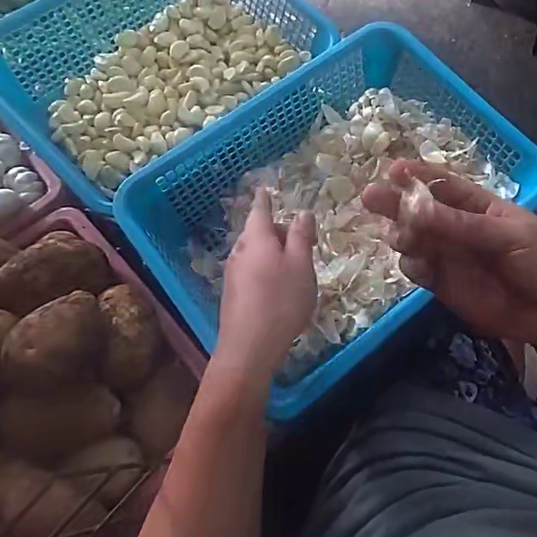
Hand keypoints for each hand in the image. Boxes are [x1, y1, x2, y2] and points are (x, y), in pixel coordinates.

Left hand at [215, 189, 315, 381]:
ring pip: (256, 253)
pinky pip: (252, 271)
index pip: (261, 209)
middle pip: (260, 232)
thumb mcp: (301, 264)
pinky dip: (266, 271)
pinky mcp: (232, 294)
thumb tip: (302, 213)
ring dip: (274, 255)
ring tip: (296, 271)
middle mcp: (240, 250)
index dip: (266, 199)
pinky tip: (279, 291)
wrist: (248, 347)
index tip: (266, 189)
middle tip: (304, 245)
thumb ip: (301, 236)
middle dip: (279, 233)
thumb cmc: (280, 300)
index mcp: (257, 238)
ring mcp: (233, 273)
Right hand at [363, 161, 536, 376]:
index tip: (393, 170)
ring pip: (412, 238)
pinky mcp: (443, 284)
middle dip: (395, 202)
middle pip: (419, 210)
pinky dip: (411, 264)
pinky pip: (417, 269)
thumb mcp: (509, 236)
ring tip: (403, 238)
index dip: (418, 176)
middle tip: (372, 198)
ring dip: (402, 234)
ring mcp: (449, 255)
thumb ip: (461, 225)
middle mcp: (457, 227)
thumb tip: (417, 209)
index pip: (443, 184)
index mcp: (479, 205)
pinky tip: (417, 265)